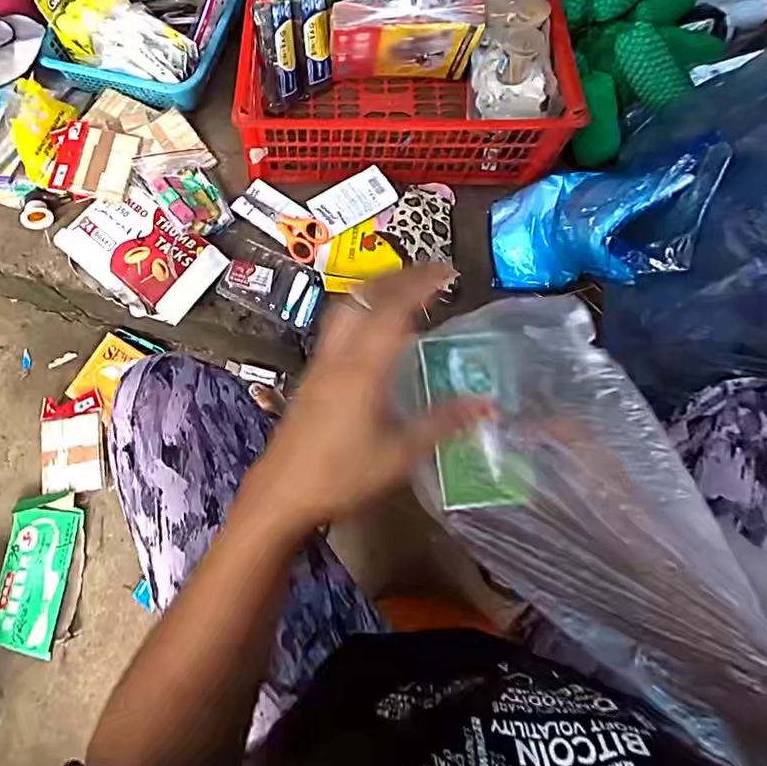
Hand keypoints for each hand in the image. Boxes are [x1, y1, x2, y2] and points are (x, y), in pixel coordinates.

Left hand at [231, 265, 492, 540]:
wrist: (280, 493)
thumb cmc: (341, 475)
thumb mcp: (400, 455)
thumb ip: (442, 423)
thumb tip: (485, 404)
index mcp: (363, 368)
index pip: (394, 308)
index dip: (422, 284)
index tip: (447, 272)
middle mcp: (339, 354)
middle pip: (366, 296)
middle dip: (400, 277)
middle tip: (430, 274)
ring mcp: (321, 361)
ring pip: (347, 306)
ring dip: (377, 289)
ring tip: (404, 290)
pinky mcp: (312, 373)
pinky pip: (339, 324)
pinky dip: (363, 310)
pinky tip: (376, 329)